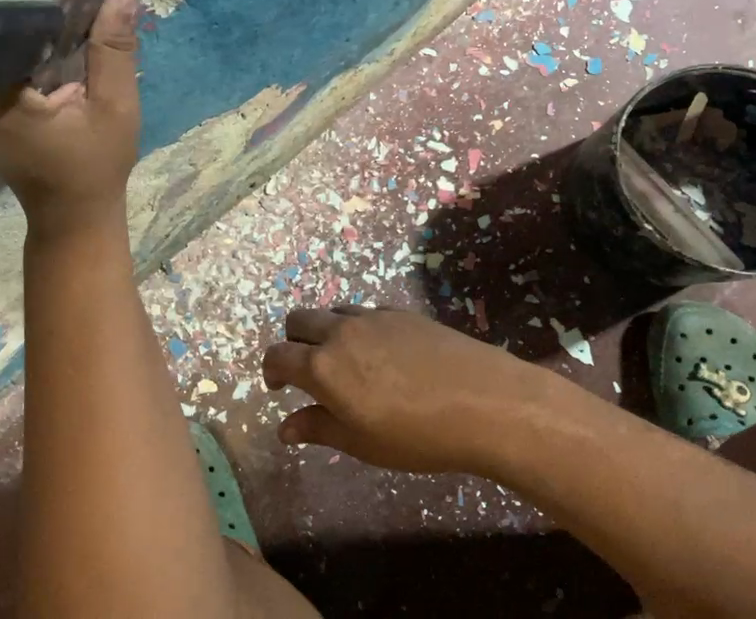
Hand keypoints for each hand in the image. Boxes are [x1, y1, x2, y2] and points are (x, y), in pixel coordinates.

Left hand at [0, 0, 141, 237]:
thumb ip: (113, 47)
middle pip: (0, 33)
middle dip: (40, 15)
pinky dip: (35, 52)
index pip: (4, 27)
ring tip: (74, 12)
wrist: (75, 219)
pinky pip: (8, 65)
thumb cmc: (94, 168)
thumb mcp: (114, 106)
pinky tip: (63, 43)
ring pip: (3, 48)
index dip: (40, 4)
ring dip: (38, 33)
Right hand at [262, 305, 548, 473]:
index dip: (271, 371)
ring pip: (332, 312)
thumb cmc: (417, 435)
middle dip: (293, 343)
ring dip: (325, 332)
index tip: (278, 390)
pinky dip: (358, 329)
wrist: (484, 403)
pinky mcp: (402, 313)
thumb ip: (318, 428)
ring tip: (346, 364)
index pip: (277, 356)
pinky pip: (365, 313)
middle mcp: (340, 332)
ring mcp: (373, 317)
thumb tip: (284, 428)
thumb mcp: (361, 443)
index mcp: (323, 366)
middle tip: (308, 374)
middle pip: (298, 321)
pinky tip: (383, 357)